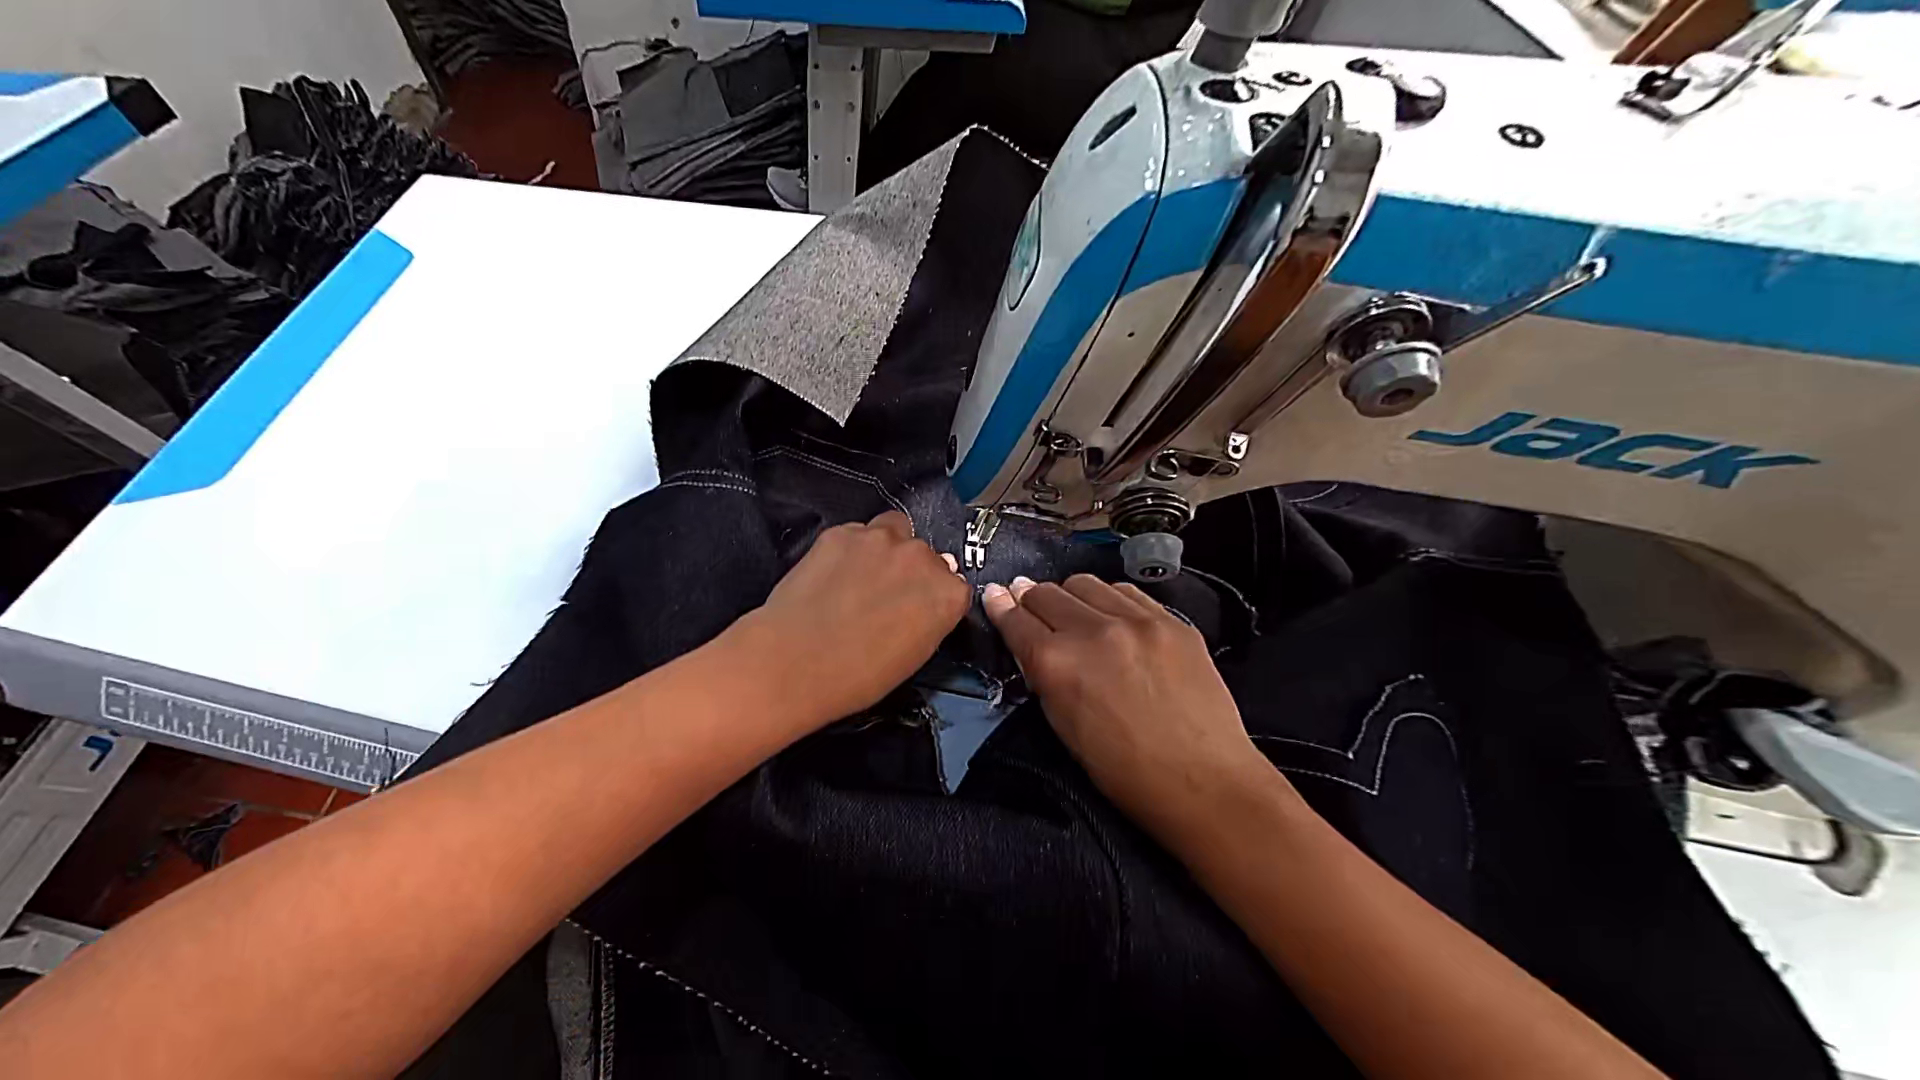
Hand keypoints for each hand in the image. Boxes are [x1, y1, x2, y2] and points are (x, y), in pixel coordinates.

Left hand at [733, 511, 971, 731]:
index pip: (953, 585)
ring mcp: (881, 539)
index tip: (917, 609)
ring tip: (860, 579)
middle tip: (884, 597)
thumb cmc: (855, 675)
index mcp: (948, 594)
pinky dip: (849, 549)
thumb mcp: (914, 657)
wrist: (795, 663)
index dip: (933, 598)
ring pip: (894, 530)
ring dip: (884, 549)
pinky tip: (833, 575)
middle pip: (925, 555)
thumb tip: (923, 605)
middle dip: (910, 572)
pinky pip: (855, 533)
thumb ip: (929, 620)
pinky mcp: (842, 533)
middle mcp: (921, 558)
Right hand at [982, 574, 1279, 835]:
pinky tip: (1112, 616)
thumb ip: (1043, 676)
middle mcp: (1093, 631)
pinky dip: (1109, 600)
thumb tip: (1029, 642)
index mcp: (1057, 664)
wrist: (1204, 782)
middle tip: (1032, 608)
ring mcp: (1137, 621)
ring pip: (1085, 583)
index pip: (1016, 619)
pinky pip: (1126, 592)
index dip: (1000, 607)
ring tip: (1074, 613)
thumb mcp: (1063, 727)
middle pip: (1046, 592)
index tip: (995, 597)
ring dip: (1070, 596)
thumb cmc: (1126, 772)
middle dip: (1031, 598)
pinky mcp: (1171, 621)